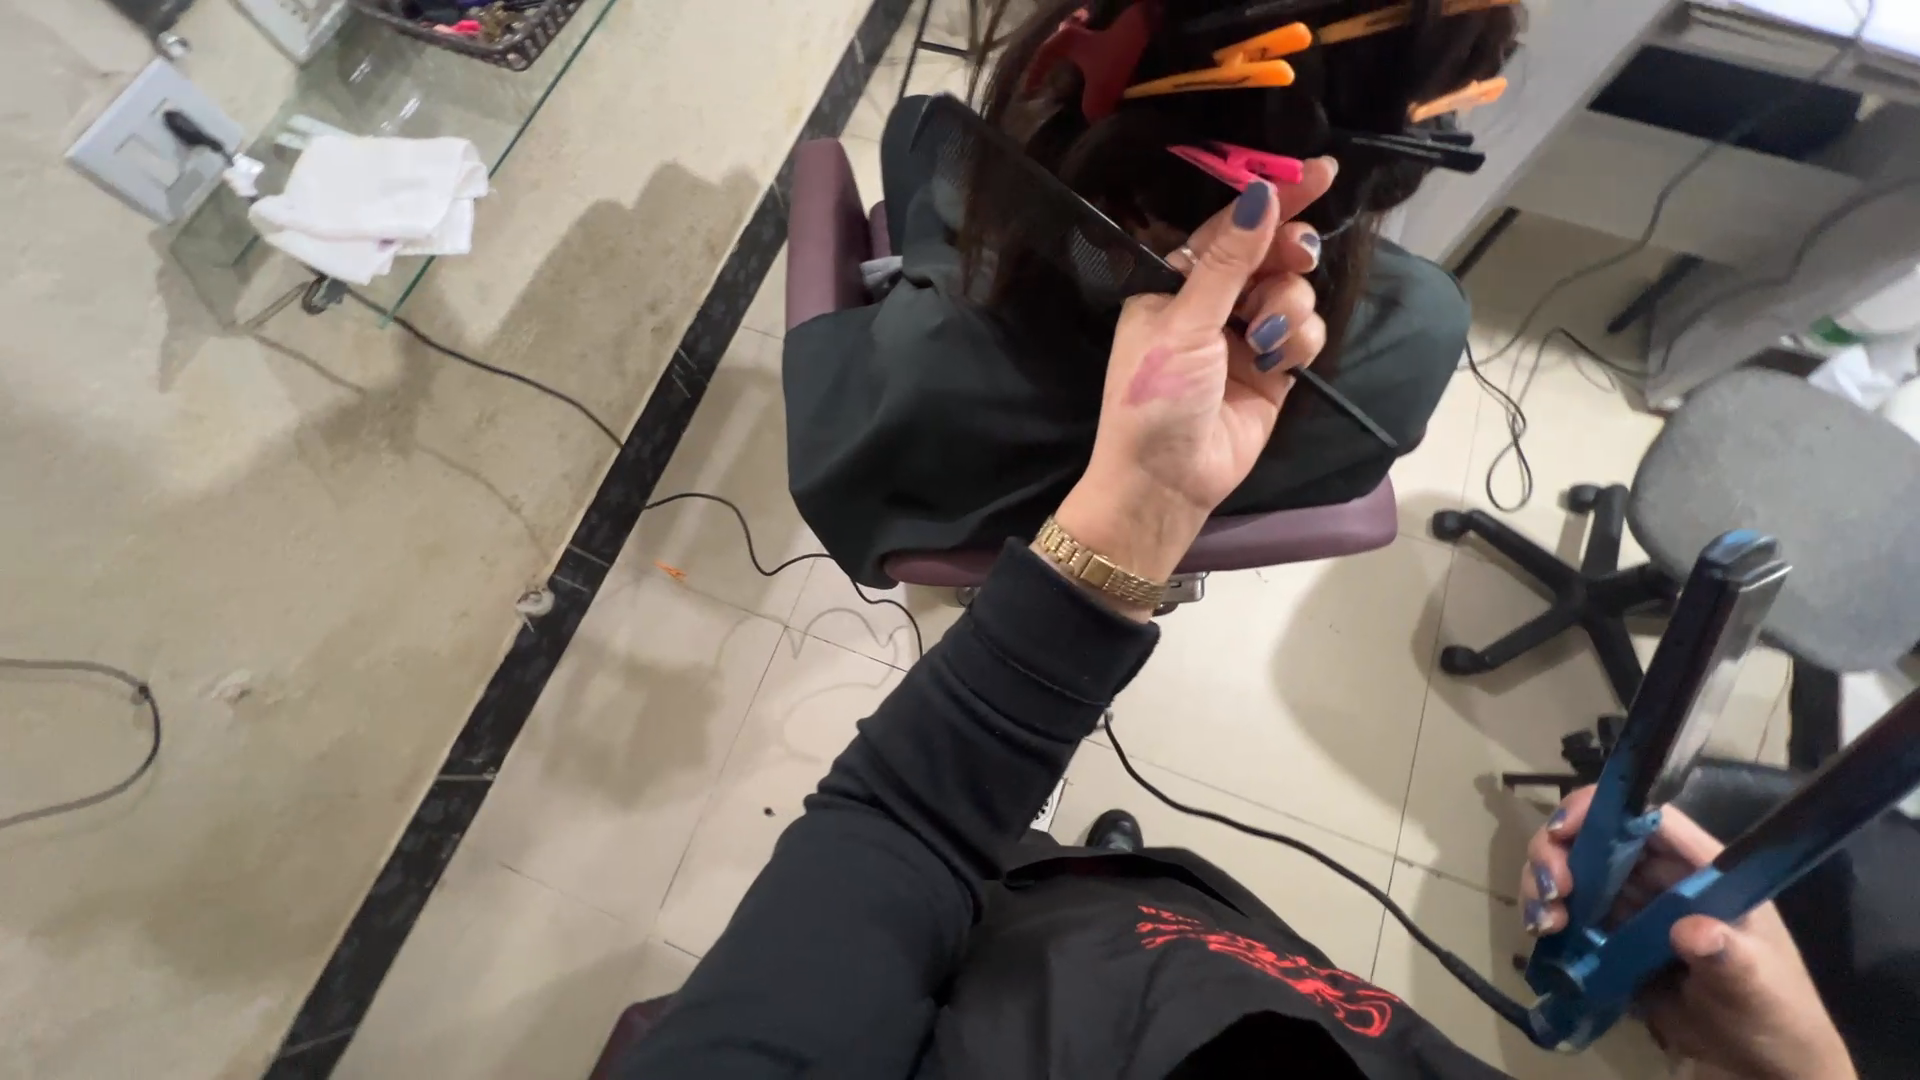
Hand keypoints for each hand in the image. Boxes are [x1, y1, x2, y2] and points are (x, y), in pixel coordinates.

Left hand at [1047, 161, 1335, 612]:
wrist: (1165, 482)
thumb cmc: (1155, 401)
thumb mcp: (1182, 327)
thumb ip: (1224, 265)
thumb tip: (1258, 197)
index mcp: (1172, 289)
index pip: (1227, 231)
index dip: (1271, 200)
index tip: (1319, 172)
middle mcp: (1209, 308)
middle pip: (1267, 255)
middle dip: (1287, 252)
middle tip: (1297, 256)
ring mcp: (1243, 338)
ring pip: (1291, 291)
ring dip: (1288, 304)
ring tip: (1264, 338)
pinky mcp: (1272, 371)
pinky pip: (1303, 332)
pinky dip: (1298, 338)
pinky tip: (1276, 359)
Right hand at [1522, 788, 1854, 1079]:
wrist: (1756, 1066)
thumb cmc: (1775, 1018)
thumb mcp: (1760, 989)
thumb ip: (1730, 958)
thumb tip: (1695, 930)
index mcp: (1699, 870)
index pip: (1645, 819)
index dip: (1597, 811)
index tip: (1561, 831)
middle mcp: (1656, 875)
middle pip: (1590, 836)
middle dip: (1555, 853)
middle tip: (1552, 890)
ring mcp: (1626, 900)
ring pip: (1566, 866)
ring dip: (1542, 884)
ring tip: (1545, 923)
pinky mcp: (1601, 927)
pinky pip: (1559, 903)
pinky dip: (1540, 910)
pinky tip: (1542, 933)